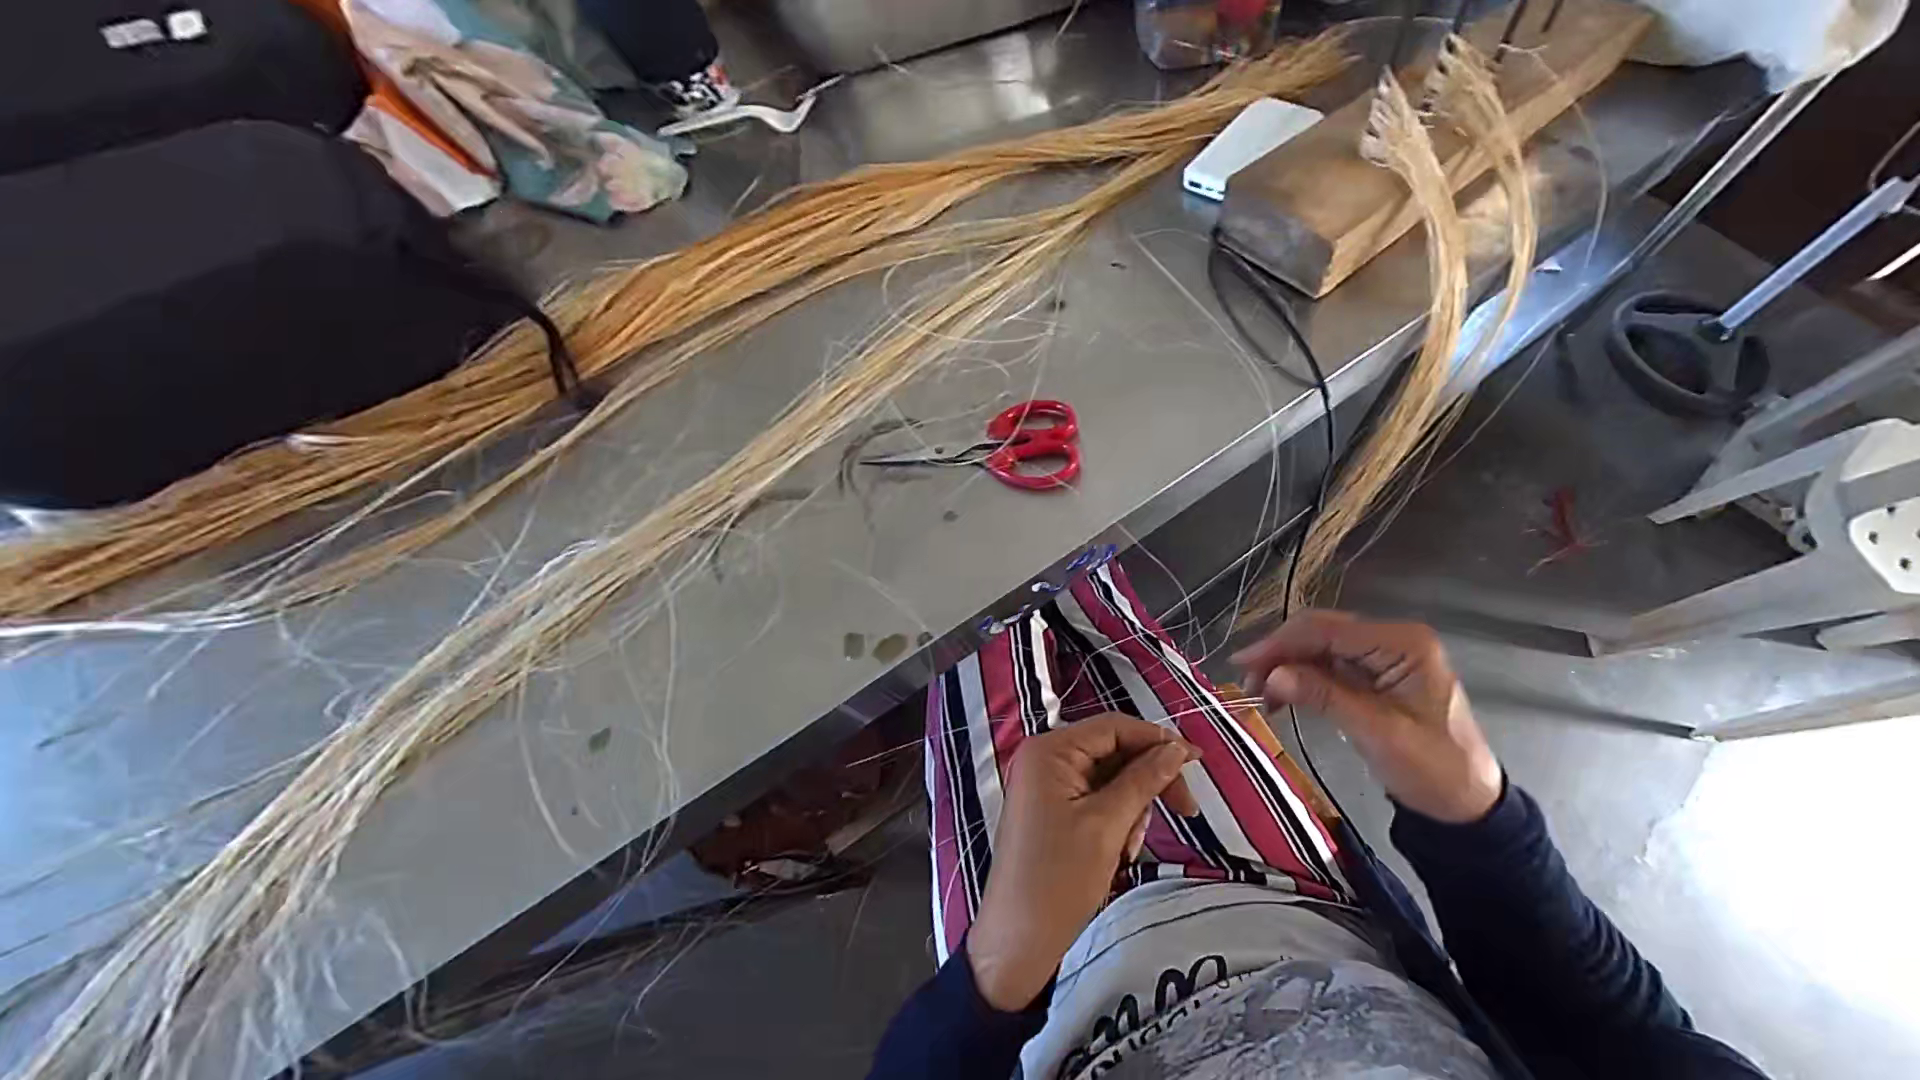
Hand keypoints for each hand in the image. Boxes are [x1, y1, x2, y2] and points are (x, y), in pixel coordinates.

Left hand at [966, 712, 1200, 1011]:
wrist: (1019, 940)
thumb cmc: (1060, 878)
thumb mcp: (1108, 824)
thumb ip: (1143, 779)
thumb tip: (1175, 748)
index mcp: (1049, 751)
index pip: (1113, 727)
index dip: (1157, 740)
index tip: (1197, 762)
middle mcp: (1044, 758)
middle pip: (1113, 751)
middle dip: (1147, 781)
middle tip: (1185, 811)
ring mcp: (1045, 785)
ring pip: (1109, 778)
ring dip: (1132, 808)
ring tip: (1128, 847)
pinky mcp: (1051, 810)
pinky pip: (1095, 800)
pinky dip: (1116, 820)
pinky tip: (1118, 852)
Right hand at [1233, 610, 1501, 824]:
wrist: (1465, 805)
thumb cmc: (1434, 768)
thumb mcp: (1378, 732)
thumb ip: (1324, 696)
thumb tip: (1273, 676)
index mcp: (1403, 643)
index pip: (1327, 630)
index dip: (1280, 644)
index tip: (1243, 663)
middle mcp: (1390, 639)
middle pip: (1318, 633)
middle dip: (1279, 655)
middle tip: (1247, 682)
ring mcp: (1380, 656)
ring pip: (1315, 648)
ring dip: (1284, 667)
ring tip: (1259, 694)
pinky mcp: (1370, 674)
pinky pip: (1323, 665)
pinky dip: (1297, 679)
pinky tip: (1279, 698)